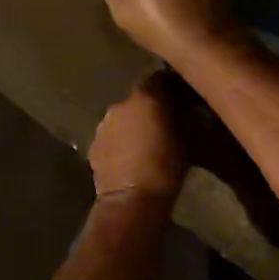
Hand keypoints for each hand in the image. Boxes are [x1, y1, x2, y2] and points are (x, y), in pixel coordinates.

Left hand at [88, 75, 186, 201]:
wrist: (133, 199)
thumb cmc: (167, 166)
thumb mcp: (185, 137)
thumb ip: (179, 115)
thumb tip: (178, 107)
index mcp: (144, 98)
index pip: (155, 80)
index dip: (165, 88)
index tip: (175, 99)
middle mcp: (119, 105)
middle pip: (135, 101)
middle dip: (146, 110)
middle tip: (159, 126)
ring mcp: (102, 126)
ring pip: (120, 119)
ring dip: (130, 127)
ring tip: (142, 146)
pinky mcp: (93, 146)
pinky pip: (109, 138)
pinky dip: (118, 144)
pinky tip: (127, 159)